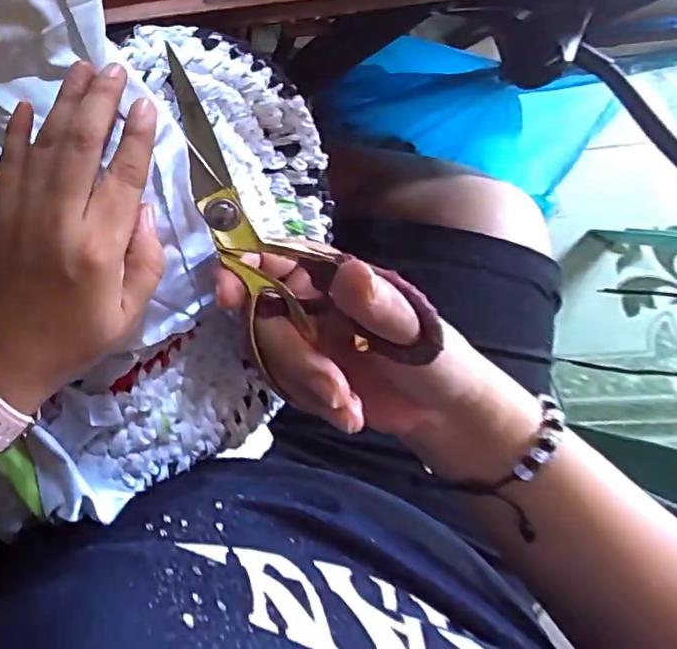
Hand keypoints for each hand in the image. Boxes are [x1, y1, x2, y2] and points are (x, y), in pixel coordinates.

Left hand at [0, 60, 165, 414]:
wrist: (5, 357)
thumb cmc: (74, 338)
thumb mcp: (129, 314)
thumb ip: (147, 257)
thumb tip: (142, 203)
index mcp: (98, 247)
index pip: (123, 176)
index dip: (137, 135)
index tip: (146, 103)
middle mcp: (60, 219)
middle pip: (82, 145)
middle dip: (100, 100)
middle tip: (114, 69)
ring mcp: (22, 211)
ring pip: (47, 144)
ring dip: (65, 103)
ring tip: (81, 69)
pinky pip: (7, 162)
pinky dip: (16, 131)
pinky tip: (29, 104)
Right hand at [216, 255, 540, 480]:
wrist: (449, 419)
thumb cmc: (439, 360)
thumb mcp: (416, 333)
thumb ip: (380, 305)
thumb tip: (350, 269)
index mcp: (326, 273)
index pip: (268, 256)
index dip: (239, 268)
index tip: (228, 293)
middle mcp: (301, 297)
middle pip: (259, 313)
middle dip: (291, 355)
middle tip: (333, 387)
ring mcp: (295, 332)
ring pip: (266, 350)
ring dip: (305, 384)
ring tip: (351, 406)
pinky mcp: (295, 368)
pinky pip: (278, 381)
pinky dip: (311, 402)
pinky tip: (348, 413)